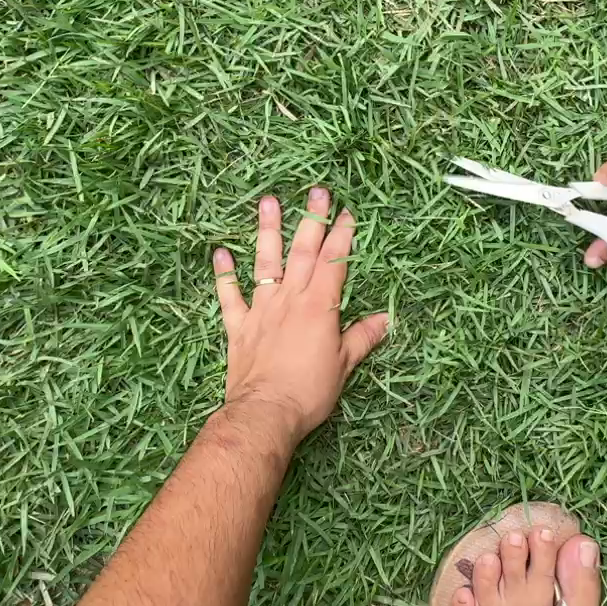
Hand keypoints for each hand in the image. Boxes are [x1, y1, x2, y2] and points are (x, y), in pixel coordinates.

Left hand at [212, 187, 390, 445]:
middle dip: (312, 219)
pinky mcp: (239, 326)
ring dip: (267, 231)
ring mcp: (261, 309)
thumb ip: (362, 337)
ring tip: (268, 202)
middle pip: (302, 252)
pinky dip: (224, 276)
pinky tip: (220, 254)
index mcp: (319, 306)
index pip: (334, 262)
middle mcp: (290, 299)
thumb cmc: (310, 391)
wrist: (264, 414)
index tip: (347, 212)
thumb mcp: (344, 365)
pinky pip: (229, 296)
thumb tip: (386, 319)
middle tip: (316, 191)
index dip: (342, 236)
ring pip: (265, 263)